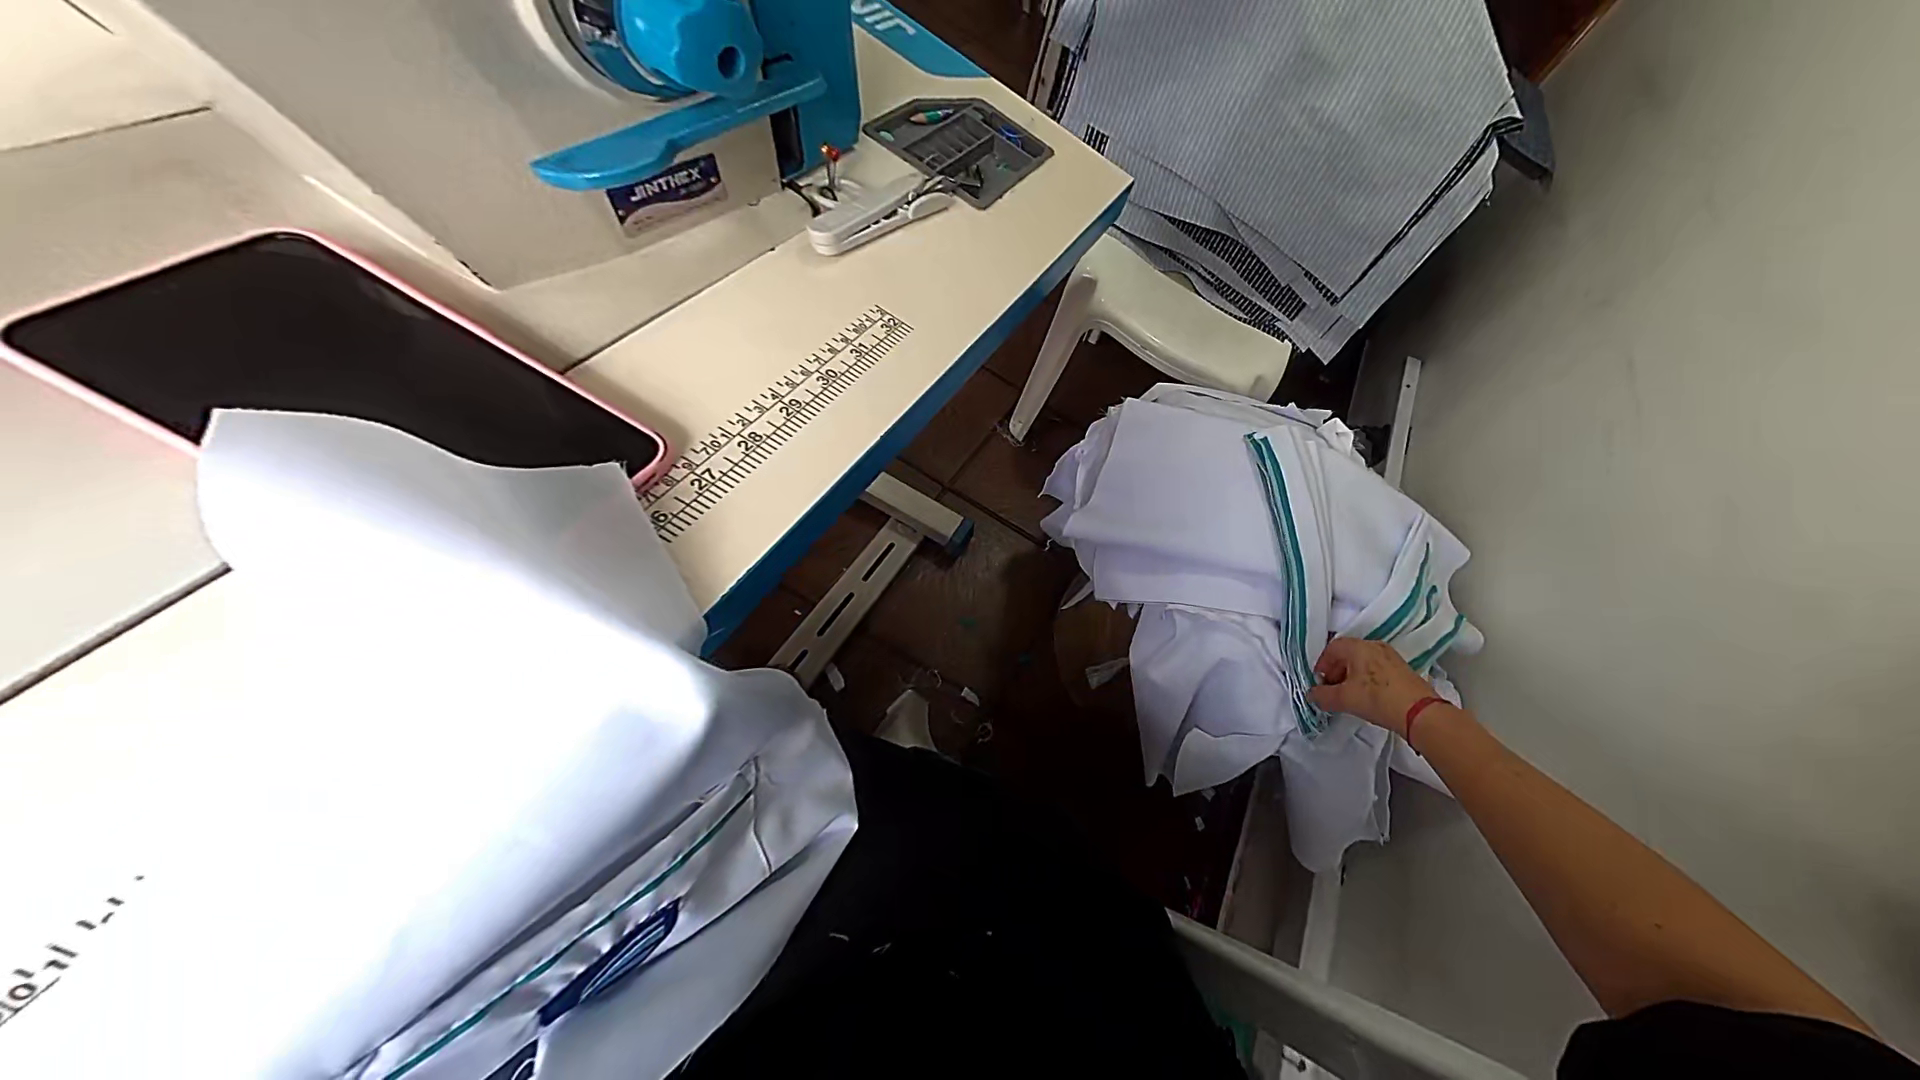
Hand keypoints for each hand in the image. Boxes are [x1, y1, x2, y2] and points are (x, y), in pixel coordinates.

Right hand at [1308, 637, 1435, 736]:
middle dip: (1336, 671)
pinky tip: (1368, 695)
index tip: (1320, 682)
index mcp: (1358, 647)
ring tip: (1349, 694)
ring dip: (1351, 675)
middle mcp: (1375, 646)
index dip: (1322, 665)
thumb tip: (1312, 695)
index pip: (1331, 648)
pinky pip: (1377, 668)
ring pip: (1363, 661)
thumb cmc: (1377, 699)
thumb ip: (1322, 695)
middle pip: (1347, 654)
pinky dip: (1367, 678)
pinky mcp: (1403, 669)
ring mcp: (1391, 657)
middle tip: (1332, 689)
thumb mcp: (1343, 699)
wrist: (1421, 714)